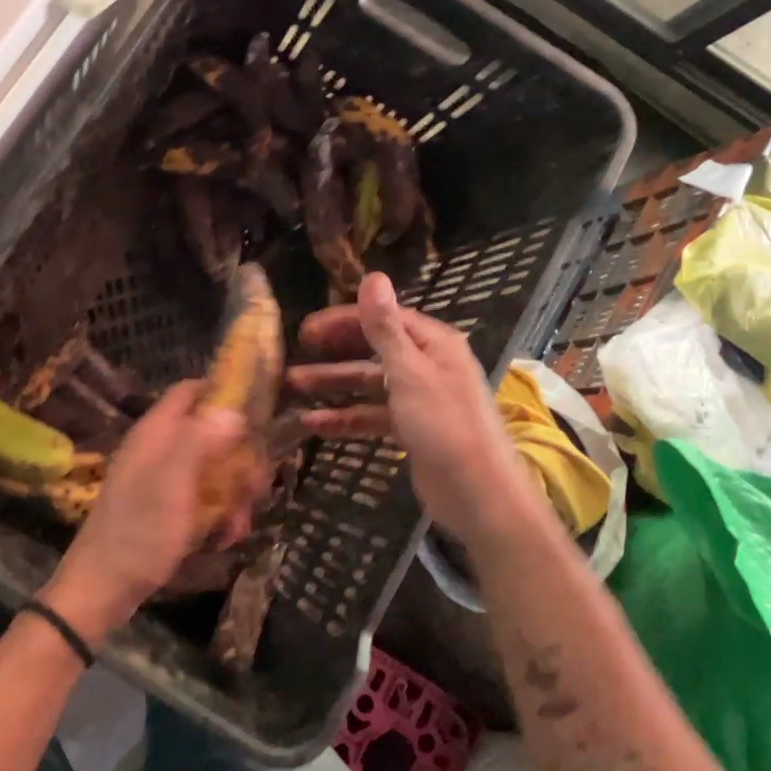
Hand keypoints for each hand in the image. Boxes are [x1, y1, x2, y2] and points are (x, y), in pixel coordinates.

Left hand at [40, 381, 246, 645]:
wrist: (102, 590)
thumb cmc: (138, 534)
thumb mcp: (172, 485)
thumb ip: (198, 442)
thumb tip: (233, 408)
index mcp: (156, 433)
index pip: (191, 390)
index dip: (225, 394)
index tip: (259, 417)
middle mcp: (159, 448)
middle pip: (210, 432)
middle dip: (240, 458)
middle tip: (256, 488)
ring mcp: (161, 479)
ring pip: (212, 468)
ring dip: (233, 493)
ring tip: (239, 525)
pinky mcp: (164, 507)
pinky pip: (202, 497)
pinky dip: (219, 514)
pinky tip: (225, 538)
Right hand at [287, 273, 524, 535]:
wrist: (477, 494)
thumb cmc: (445, 425)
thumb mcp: (410, 372)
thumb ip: (386, 327)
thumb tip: (373, 276)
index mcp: (434, 344)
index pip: (384, 319)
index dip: (344, 320)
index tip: (306, 329)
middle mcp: (427, 366)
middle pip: (373, 350)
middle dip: (334, 352)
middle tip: (294, 352)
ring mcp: (419, 399)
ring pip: (369, 383)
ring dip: (333, 384)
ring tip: (292, 386)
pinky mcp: (412, 430)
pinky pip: (372, 415)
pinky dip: (345, 417)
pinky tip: (313, 422)